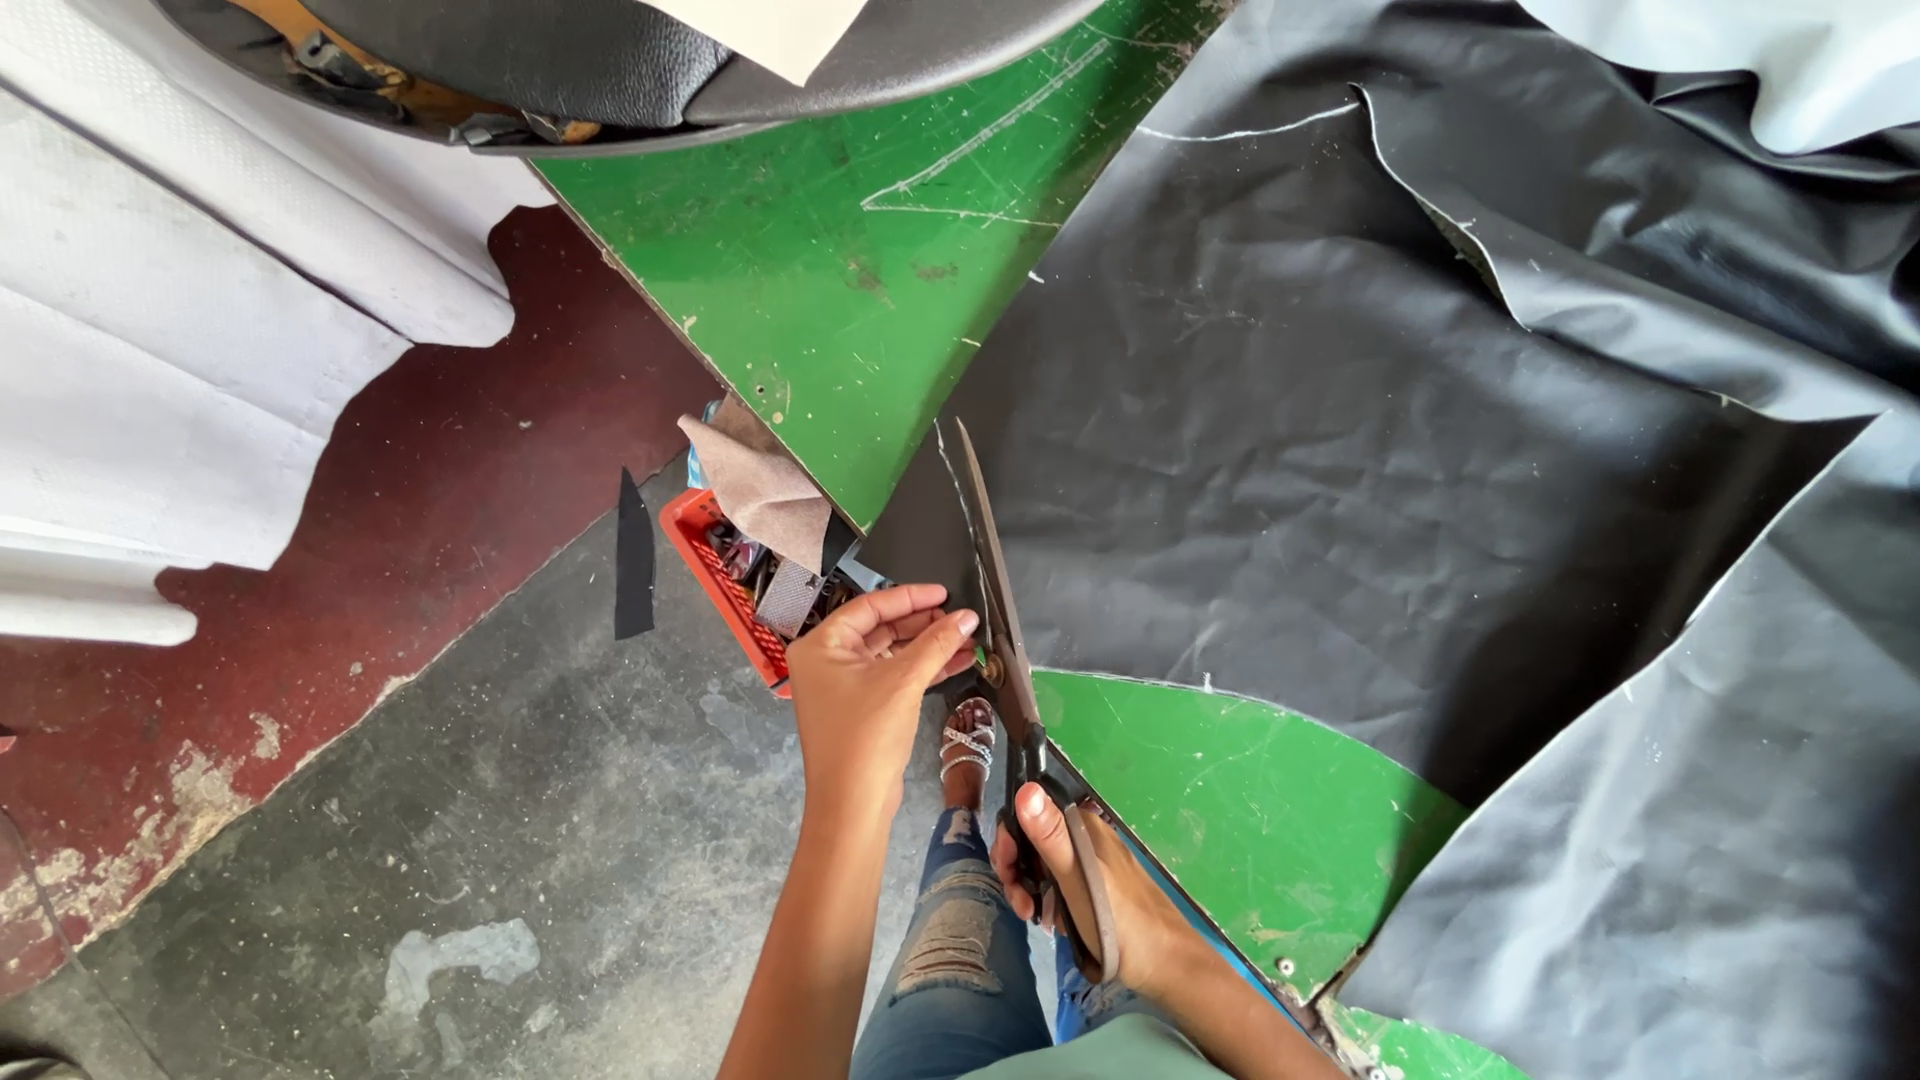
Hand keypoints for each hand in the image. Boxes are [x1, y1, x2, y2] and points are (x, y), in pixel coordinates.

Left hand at [785, 584, 978, 824]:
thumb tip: (967, 617)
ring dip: (928, 647)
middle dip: (924, 624)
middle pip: (881, 628)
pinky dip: (922, 669)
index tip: (944, 593)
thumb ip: (936, 643)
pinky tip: (957, 661)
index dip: (910, 597)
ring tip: (966, 639)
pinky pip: (892, 675)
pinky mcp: (860, 706)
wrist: (852, 804)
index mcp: (821, 645)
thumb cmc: (866, 736)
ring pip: (890, 653)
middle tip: (959, 619)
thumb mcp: (904, 681)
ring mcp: (842, 685)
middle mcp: (826, 660)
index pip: (870, 607)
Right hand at [991, 782, 1200, 997]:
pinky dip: (1046, 900)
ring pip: (1043, 866)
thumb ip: (1050, 835)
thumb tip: (1026, 788)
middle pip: (1033, 842)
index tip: (1005, 872)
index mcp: (1083, 826)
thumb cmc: (1120, 919)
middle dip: (1016, 869)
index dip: (1010, 840)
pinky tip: (1049, 922)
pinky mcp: (1094, 889)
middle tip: (1019, 903)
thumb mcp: (1078, 877)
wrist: (1167, 965)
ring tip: (1030, 916)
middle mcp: (1086, 838)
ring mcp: (1090, 864)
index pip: (1030, 816)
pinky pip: (1059, 885)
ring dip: (1028, 888)